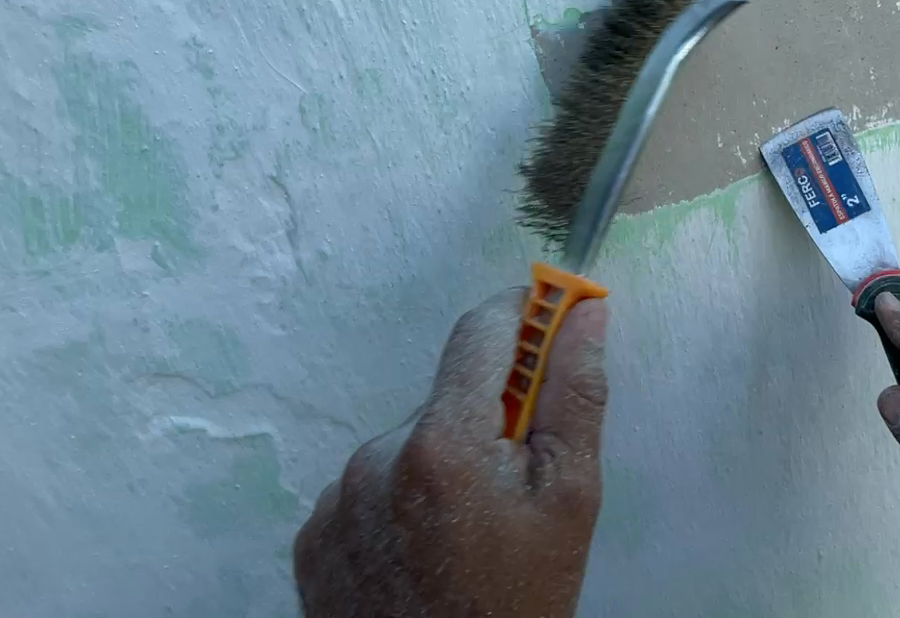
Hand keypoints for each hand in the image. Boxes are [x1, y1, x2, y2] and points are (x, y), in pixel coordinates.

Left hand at [294, 288, 609, 617]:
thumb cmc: (524, 594)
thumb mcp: (573, 492)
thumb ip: (577, 389)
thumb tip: (586, 310)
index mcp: (442, 441)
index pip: (482, 329)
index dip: (524, 314)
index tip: (552, 324)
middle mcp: (374, 456)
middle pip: (451, 389)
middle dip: (493, 405)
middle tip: (523, 465)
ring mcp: (335, 497)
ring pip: (415, 434)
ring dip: (450, 449)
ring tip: (474, 517)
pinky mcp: (313, 533)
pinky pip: (376, 477)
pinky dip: (409, 488)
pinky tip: (429, 540)